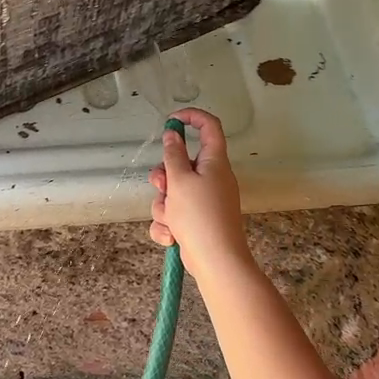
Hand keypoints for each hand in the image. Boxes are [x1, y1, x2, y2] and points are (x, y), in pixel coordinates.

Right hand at [149, 108, 254, 281]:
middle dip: (164, 176)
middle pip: (181, 163)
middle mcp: (211, 178)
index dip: (191, 117)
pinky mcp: (196, 220)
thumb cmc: (200, 216)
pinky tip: (171, 236)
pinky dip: (168, 224)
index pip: (209, 126)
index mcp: (214, 162)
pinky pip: (174, 214)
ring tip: (170, 219)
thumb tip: (172, 134)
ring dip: (164, 205)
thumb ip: (172, 155)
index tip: (170, 121)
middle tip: (162, 187)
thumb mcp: (180, 181)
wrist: (215, 261)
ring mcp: (204, 200)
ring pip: (172, 191)